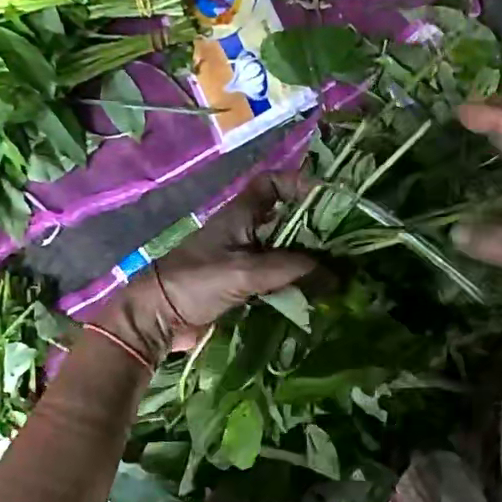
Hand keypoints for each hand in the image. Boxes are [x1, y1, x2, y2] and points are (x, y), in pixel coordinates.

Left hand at [90, 172, 316, 360]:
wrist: (158, 318)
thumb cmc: (195, 282)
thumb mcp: (246, 271)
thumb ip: (291, 268)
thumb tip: (336, 273)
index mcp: (240, 216)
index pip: (271, 184)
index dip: (297, 183)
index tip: (326, 198)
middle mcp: (245, 232)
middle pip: (286, 220)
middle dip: (314, 228)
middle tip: (343, 241)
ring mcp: (244, 259)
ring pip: (285, 250)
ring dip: (308, 259)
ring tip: (338, 269)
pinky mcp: (244, 284)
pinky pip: (278, 277)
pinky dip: (297, 282)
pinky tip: (316, 292)